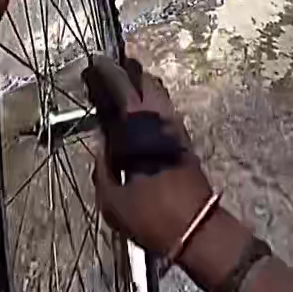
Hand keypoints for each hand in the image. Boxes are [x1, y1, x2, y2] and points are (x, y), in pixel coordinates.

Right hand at [84, 58, 214, 257]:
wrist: (196, 229)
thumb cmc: (151, 215)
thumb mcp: (113, 201)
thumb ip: (103, 170)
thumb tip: (101, 147)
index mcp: (140, 126)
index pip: (122, 86)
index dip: (108, 71)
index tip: (96, 62)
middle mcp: (161, 118)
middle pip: (146, 80)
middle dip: (129, 70)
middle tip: (111, 71)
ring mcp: (176, 126)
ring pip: (159, 93)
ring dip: (143, 85)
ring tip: (125, 89)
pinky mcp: (185, 139)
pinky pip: (165, 108)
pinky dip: (152, 102)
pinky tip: (141, 114)